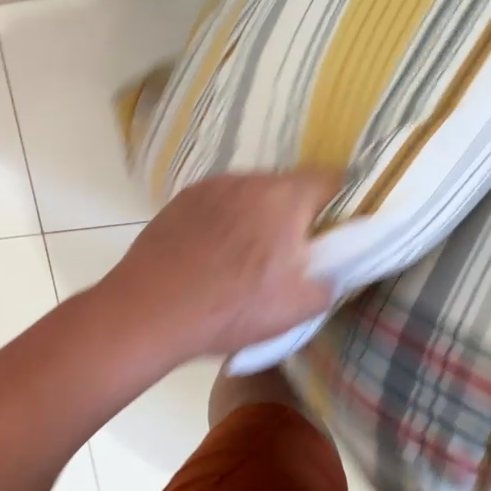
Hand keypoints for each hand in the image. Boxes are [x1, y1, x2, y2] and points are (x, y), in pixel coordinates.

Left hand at [103, 171, 339, 358]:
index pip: (330, 180)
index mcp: (285, 198)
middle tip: (290, 253)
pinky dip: (224, 221)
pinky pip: (218, 203)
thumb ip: (328, 283)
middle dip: (295, 214)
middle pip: (288, 186)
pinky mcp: (180, 200)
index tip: (334, 233)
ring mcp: (210, 187)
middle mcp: (248, 180)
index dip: (340, 204)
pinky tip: (213, 255)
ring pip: (251, 194)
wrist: (149, 311)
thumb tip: (328, 272)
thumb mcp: (297, 309)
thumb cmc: (231, 308)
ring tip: (246, 257)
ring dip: (258, 216)